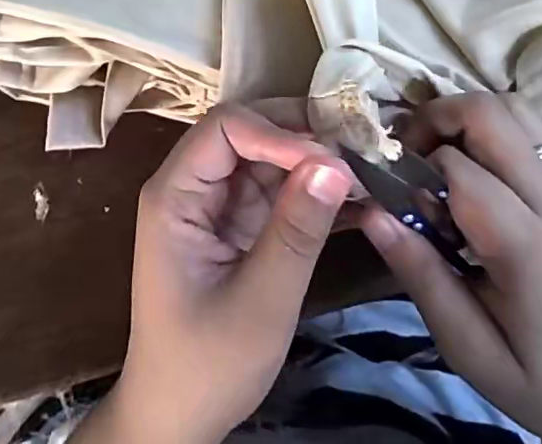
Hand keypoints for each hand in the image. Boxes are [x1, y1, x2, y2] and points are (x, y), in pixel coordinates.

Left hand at [78, 102, 355, 443]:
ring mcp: (218, 201)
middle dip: (302, 135)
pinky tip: (356, 196)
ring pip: (269, 153)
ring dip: (315, 159)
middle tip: (358, 149)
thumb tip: (335, 164)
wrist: (178, 419)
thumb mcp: (259, 304)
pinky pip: (279, 186)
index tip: (327, 159)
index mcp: (175, 194)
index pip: (225, 128)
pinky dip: (315, 188)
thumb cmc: (206, 365)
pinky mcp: (240, 220)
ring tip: (366, 169)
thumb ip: (296, 231)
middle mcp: (194, 185)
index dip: (276, 132)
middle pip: (248, 130)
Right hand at [360, 94, 541, 443]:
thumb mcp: (467, 347)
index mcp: (529, 248)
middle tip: (410, 152)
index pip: (460, 168)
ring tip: (441, 152)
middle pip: (491, 115)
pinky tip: (478, 160)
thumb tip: (371, 212)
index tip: (394, 191)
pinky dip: (496, 123)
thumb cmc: (537, 382)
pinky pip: (534, 125)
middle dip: (437, 116)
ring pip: (515, 107)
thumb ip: (420, 275)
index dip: (416, 166)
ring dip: (467, 114)